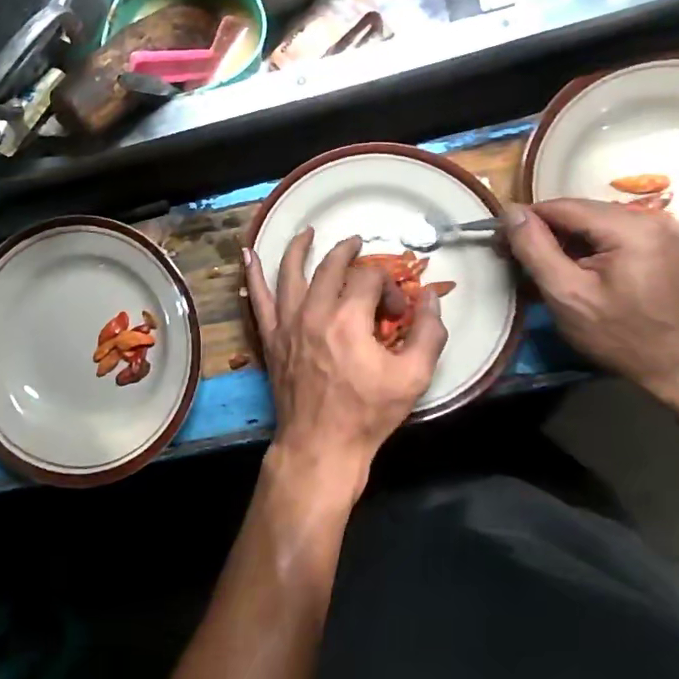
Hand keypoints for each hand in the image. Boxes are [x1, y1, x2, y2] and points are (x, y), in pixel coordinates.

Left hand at [244, 229, 447, 480]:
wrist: (321, 445)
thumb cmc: (367, 414)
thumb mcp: (413, 377)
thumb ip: (428, 333)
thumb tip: (430, 297)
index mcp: (348, 319)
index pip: (370, 280)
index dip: (389, 287)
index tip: (398, 312)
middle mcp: (313, 312)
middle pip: (331, 268)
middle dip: (348, 253)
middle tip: (357, 244)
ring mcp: (287, 324)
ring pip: (290, 274)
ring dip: (299, 249)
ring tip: (307, 233)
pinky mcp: (271, 338)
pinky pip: (258, 300)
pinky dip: (253, 276)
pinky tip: (247, 255)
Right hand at [502, 199, 678, 401]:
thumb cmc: (621, 337)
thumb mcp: (567, 295)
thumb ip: (535, 248)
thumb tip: (510, 212)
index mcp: (631, 227)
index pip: (562, 206)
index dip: (525, 220)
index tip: (499, 242)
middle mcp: (653, 218)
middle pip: (580, 212)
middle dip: (545, 231)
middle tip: (515, 258)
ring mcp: (665, 230)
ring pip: (596, 222)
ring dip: (566, 240)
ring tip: (543, 267)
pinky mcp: (667, 245)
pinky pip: (615, 234)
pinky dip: (590, 246)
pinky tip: (577, 270)